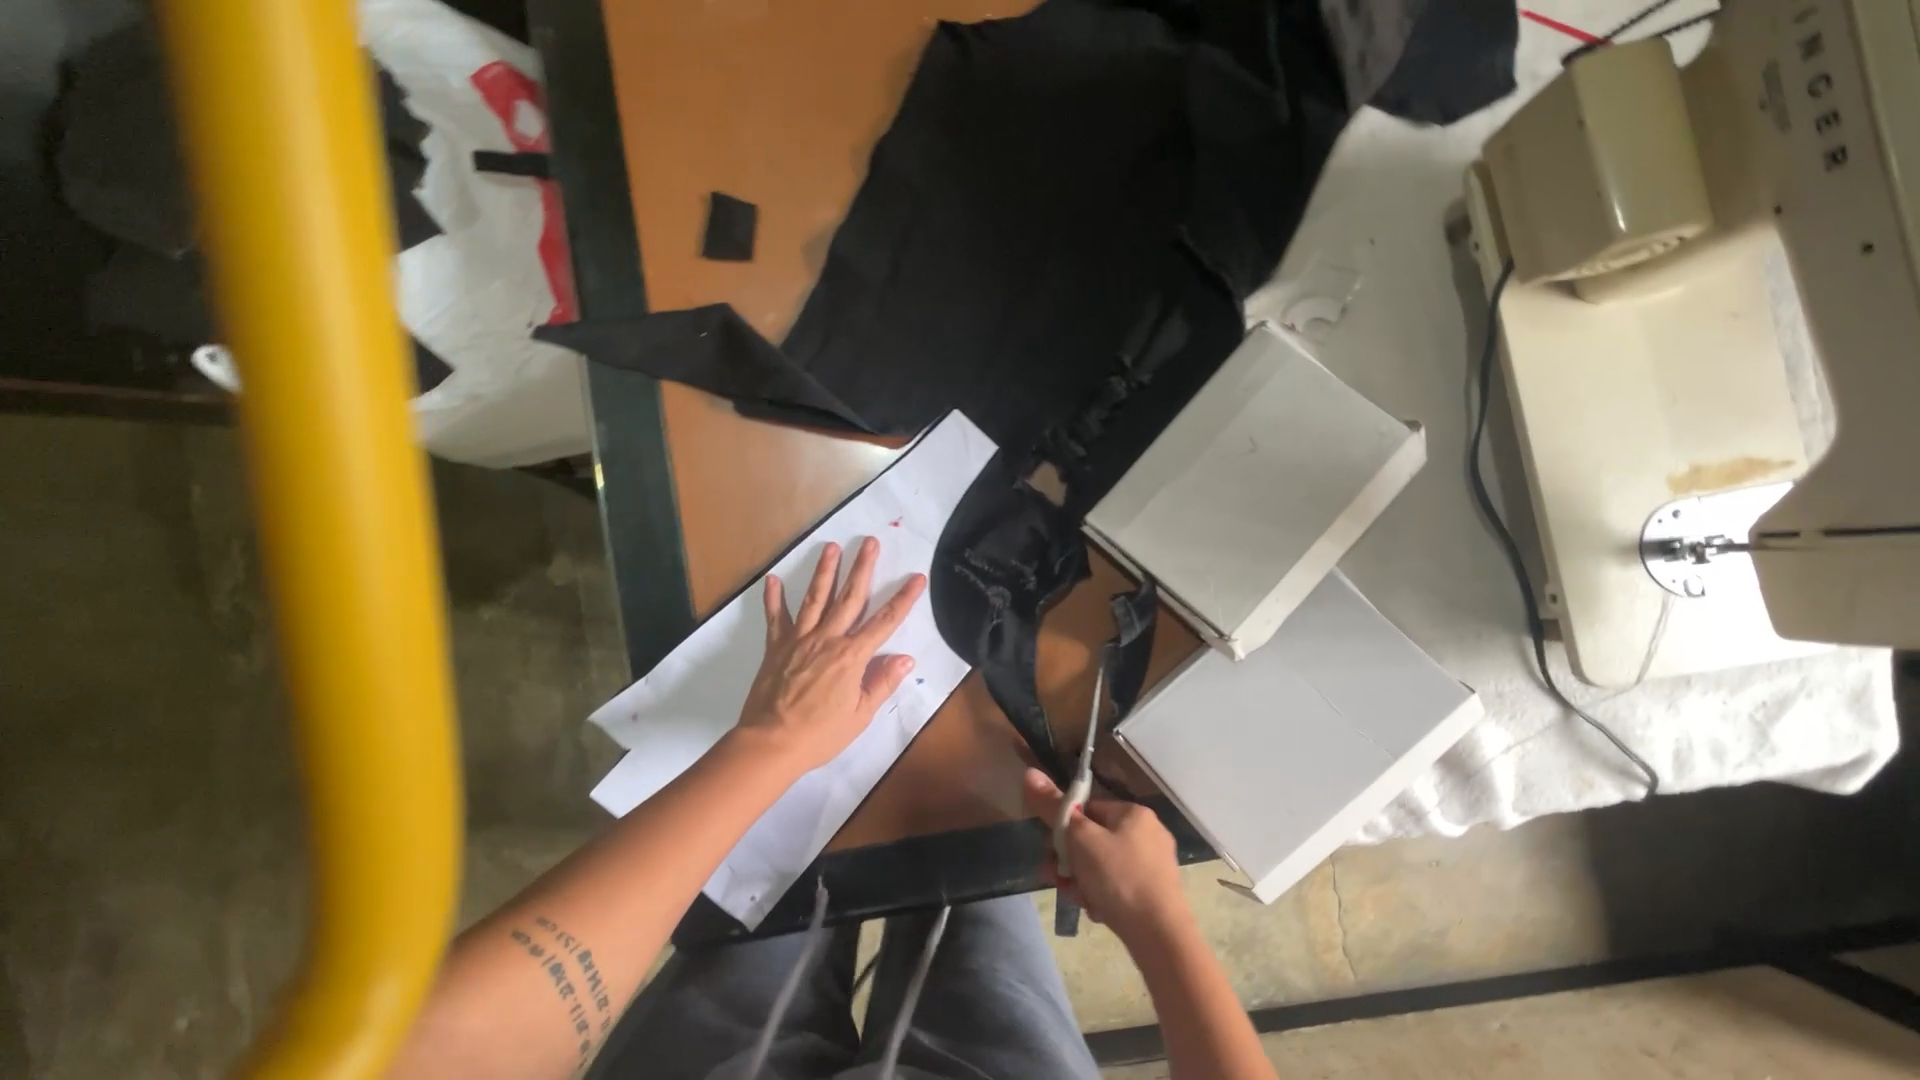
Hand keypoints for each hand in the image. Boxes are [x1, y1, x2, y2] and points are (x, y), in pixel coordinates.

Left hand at [736, 537, 926, 772]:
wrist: (771, 742)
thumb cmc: (820, 734)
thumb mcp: (859, 715)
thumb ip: (881, 683)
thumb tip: (906, 659)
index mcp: (852, 657)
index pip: (884, 621)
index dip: (903, 599)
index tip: (917, 577)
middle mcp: (827, 639)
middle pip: (849, 597)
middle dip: (862, 568)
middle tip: (870, 542)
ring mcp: (799, 640)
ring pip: (815, 598)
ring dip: (824, 571)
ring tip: (831, 547)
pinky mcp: (775, 647)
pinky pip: (776, 618)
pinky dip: (773, 598)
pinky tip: (773, 579)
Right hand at [1023, 768, 1192, 944]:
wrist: (1161, 936)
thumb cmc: (1118, 878)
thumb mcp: (1080, 840)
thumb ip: (1053, 808)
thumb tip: (1029, 773)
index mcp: (1134, 813)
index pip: (1088, 809)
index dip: (1064, 830)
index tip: (1051, 852)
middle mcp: (1148, 832)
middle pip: (1094, 839)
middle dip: (1070, 860)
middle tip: (1057, 879)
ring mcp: (1154, 864)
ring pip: (1103, 865)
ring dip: (1082, 880)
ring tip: (1076, 898)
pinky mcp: (1156, 892)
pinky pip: (1119, 885)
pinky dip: (1103, 895)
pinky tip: (1096, 910)